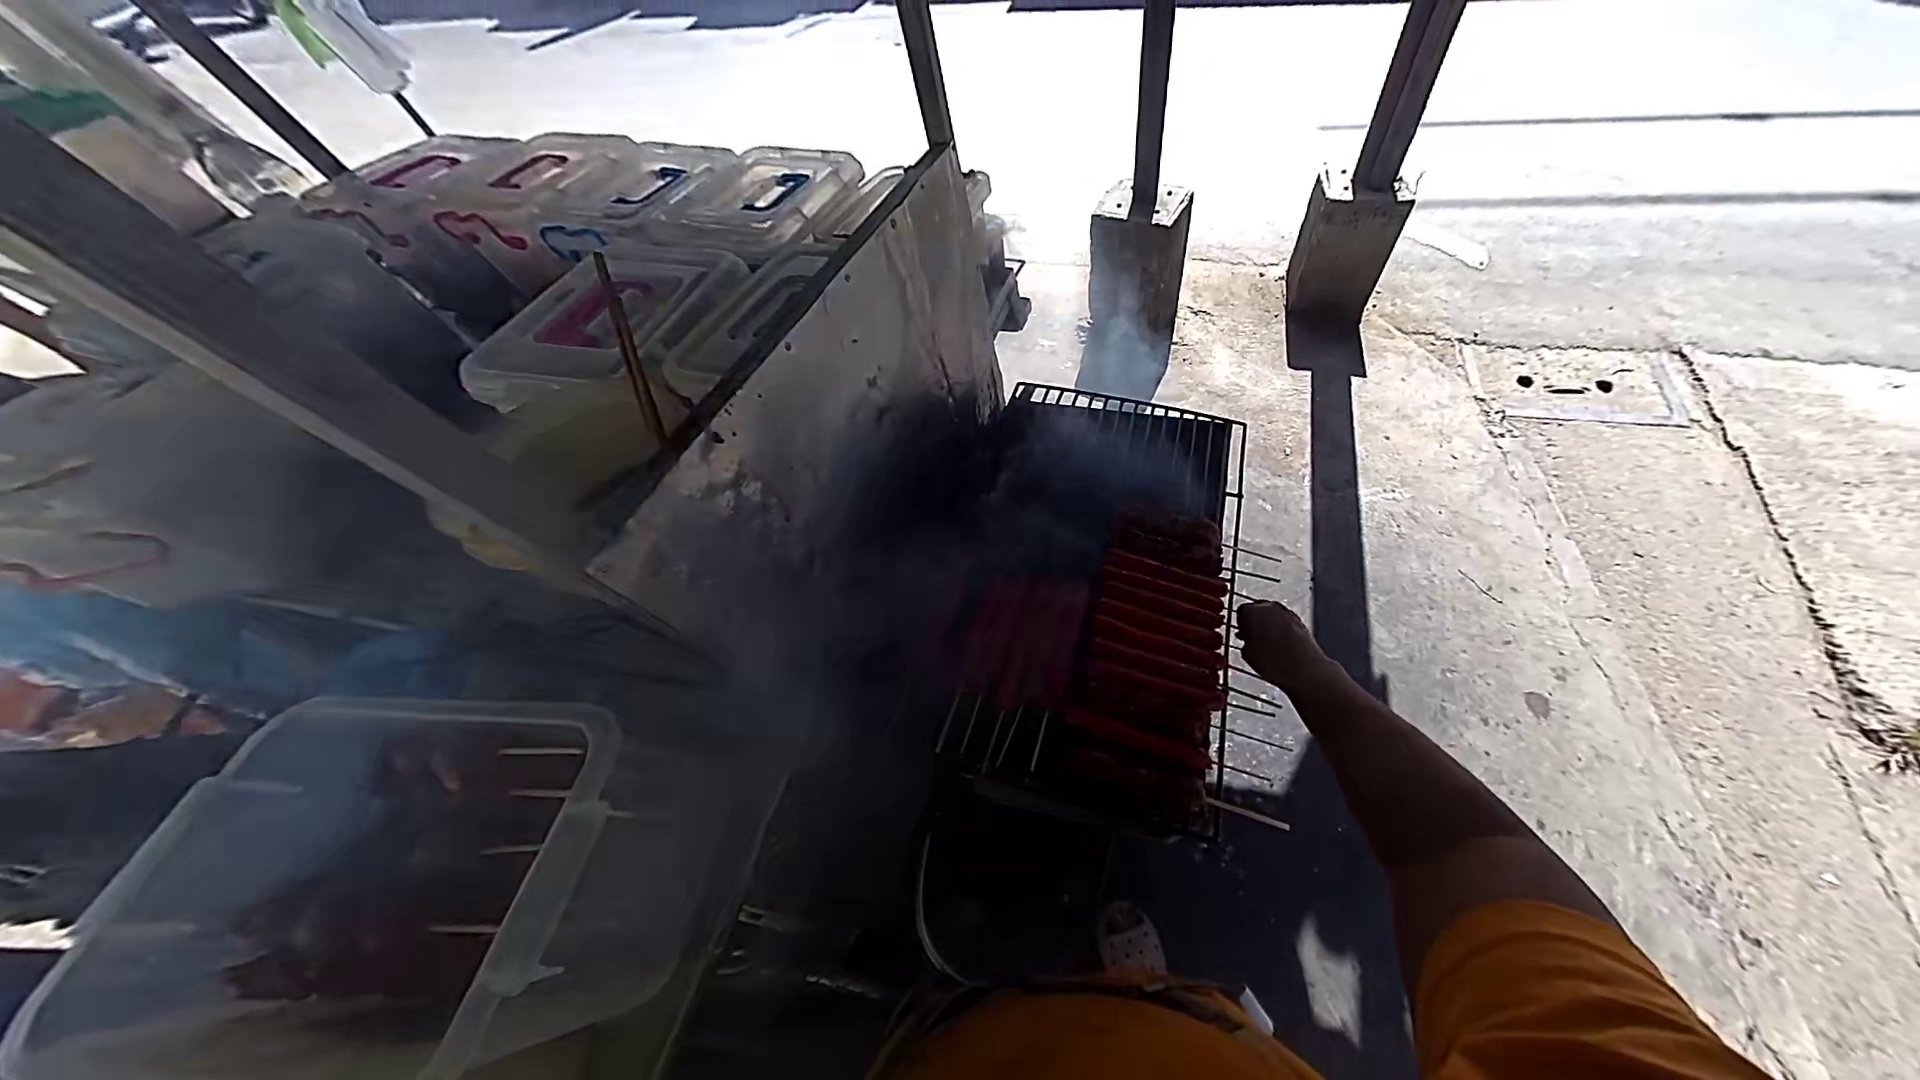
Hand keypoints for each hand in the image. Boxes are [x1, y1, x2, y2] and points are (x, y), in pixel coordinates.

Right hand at [1236, 601, 1344, 696]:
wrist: (1305, 670)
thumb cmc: (1273, 662)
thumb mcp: (1247, 654)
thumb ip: (1244, 641)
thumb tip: (1247, 641)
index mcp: (1251, 611)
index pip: (1241, 611)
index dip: (1240, 623)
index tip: (1241, 633)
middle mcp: (1269, 607)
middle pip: (1257, 609)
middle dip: (1255, 621)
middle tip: (1252, 637)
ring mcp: (1287, 613)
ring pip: (1272, 614)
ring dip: (1268, 624)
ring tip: (1267, 643)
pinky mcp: (1300, 621)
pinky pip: (1285, 621)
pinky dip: (1281, 629)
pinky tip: (1280, 644)